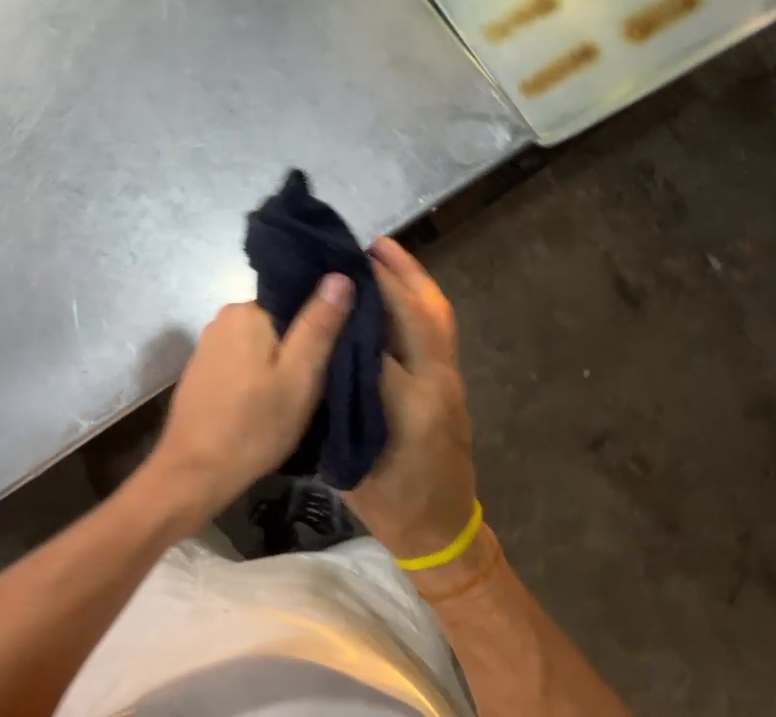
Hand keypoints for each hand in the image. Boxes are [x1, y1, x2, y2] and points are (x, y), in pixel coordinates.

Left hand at [146, 275, 352, 521]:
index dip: (323, 321)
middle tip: (325, 379)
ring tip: (301, 394)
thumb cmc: (254, 425)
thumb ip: (319, 324)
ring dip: (281, 362)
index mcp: (247, 310)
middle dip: (302, 344)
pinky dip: (260, 374)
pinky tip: (270, 400)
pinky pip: (244, 360)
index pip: (296, 298)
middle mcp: (224, 317)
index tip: (341, 348)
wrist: (195, 472)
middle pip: (279, 321)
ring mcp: (210, 344)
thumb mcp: (300, 377)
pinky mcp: (204, 369)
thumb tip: (339, 274)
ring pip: (262, 343)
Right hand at [343, 237, 477, 562]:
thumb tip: (321, 354)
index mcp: (408, 406)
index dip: (358, 303)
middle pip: (420, 315)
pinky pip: (440, 328)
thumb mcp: (350, 461)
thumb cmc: (389, 501)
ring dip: (413, 280)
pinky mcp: (453, 383)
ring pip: (438, 316)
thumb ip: (338, 406)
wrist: (441, 530)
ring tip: (385, 252)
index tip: (330, 274)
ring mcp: (451, 381)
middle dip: (394, 276)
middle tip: (364, 246)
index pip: (381, 340)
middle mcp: (436, 384)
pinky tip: (399, 288)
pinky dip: (421, 300)